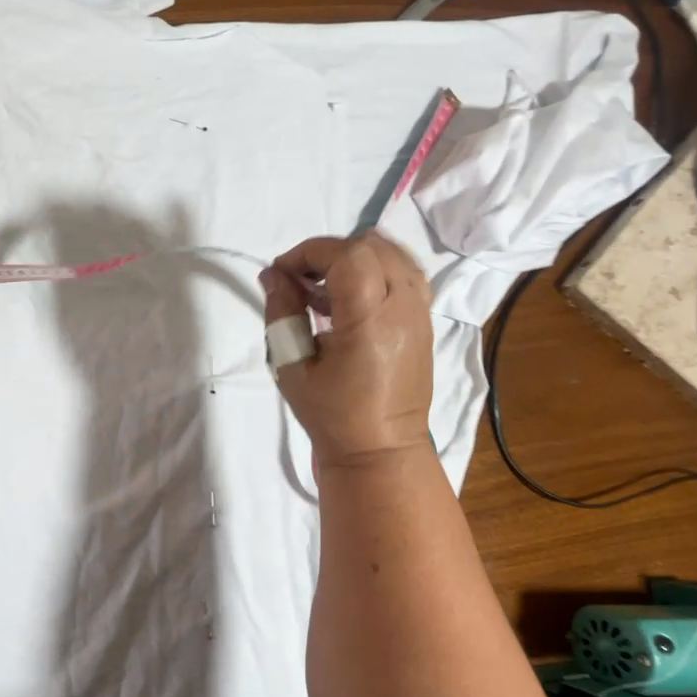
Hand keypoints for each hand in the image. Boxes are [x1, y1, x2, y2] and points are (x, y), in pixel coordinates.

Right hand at [260, 232, 433, 468]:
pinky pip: (405, 275)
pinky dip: (373, 271)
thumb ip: (283, 313)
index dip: (310, 253)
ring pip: (393, 255)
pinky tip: (346, 297)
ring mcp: (420, 314)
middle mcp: (404, 309)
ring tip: (321, 287)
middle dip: (328, 252)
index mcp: (371, 322)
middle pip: (372, 247)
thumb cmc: (330, 414)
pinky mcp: (423, 322)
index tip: (281, 273)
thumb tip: (272, 274)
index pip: (348, 256)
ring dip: (353, 258)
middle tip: (297, 278)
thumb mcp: (293, 366)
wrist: (380, 448)